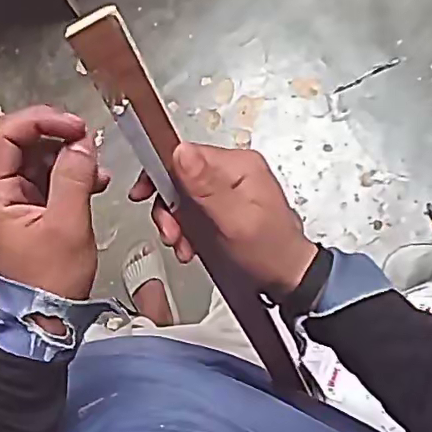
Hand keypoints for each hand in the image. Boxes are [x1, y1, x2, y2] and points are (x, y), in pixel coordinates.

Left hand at [0, 106, 112, 299]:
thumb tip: (81, 144)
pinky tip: (91, 183)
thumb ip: (73, 178)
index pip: (4, 135)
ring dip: (67, 157)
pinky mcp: (29, 211)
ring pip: (36, 159)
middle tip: (87, 142)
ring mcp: (13, 203)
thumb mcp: (68, 225)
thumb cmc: (50, 283)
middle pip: (20, 143)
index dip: (39, 121)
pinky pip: (46, 179)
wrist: (48, 317)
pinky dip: (69, 175)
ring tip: (94, 171)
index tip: (72, 125)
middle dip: (56, 138)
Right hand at [128, 143, 318, 297]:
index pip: (186, 155)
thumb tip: (182, 153)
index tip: (146, 195)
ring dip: (175, 222)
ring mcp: (227, 189)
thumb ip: (207, 187)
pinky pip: (191, 210)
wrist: (286, 278)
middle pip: (180, 177)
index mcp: (239, 166)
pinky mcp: (222, 205)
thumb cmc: (270, 252)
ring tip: (182, 243)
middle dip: (168, 207)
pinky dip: (184, 228)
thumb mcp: (235, 220)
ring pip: (182, 196)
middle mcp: (233, 172)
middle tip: (171, 231)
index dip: (160, 175)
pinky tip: (189, 244)